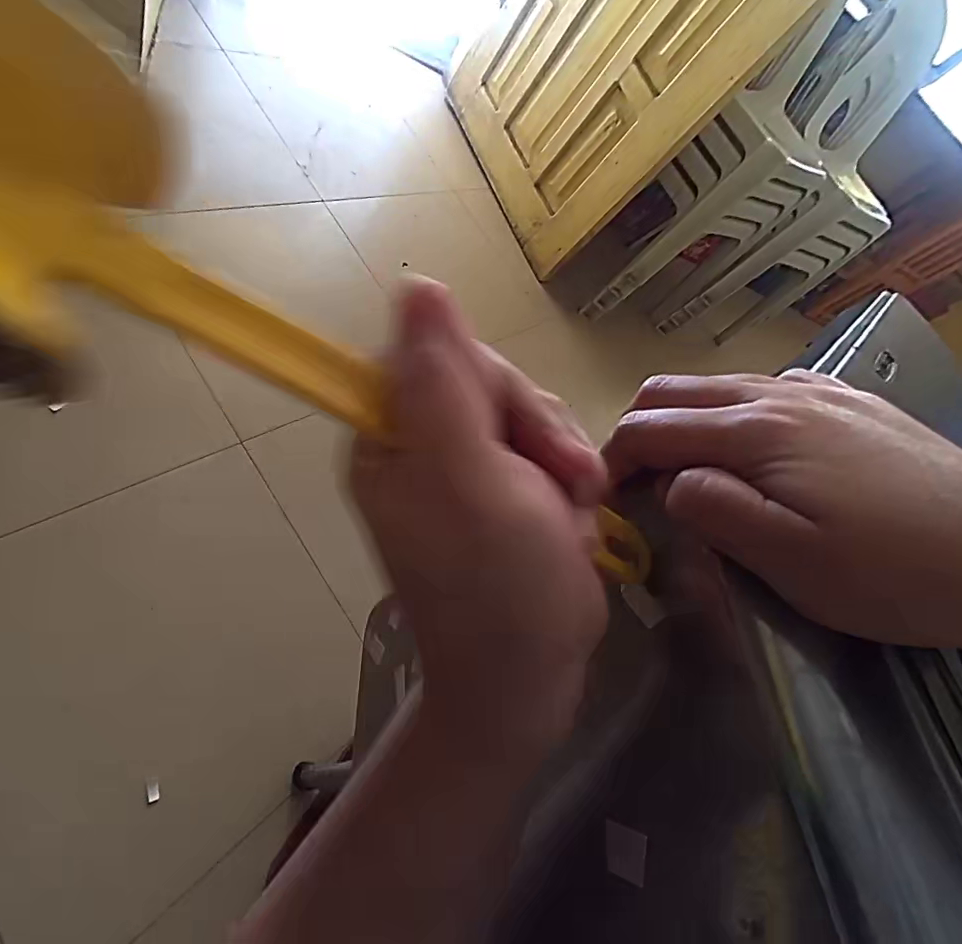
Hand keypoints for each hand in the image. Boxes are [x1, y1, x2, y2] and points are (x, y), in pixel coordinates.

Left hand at [350, 279, 608, 754]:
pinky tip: (570, 521)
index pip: (438, 354)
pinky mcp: (508, 485)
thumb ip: (441, 382)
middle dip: (539, 428)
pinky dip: (570, 480)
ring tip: (567, 513)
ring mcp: (468, 466)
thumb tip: (418, 286)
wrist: (530, 674)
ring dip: (562, 458)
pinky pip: (549, 446)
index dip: (491, 383)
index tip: (517, 430)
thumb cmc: (498, 585)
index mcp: (391, 436)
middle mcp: (423, 443)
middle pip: (491, 381)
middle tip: (564, 482)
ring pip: (530, 412)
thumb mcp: (468, 478)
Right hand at [603, 370, 961, 657]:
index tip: (610, 500)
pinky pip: (769, 388)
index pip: (652, 426)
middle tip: (639, 486)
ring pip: (721, 385)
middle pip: (677, 391)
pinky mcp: (855, 403)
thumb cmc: (896, 574)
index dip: (616, 459)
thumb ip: (715, 512)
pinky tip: (756, 448)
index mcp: (756, 431)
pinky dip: (733, 411)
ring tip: (690, 469)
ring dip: (686, 420)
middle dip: (640, 431)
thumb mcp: (792, 562)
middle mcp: (781, 394)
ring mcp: (823, 392)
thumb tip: (670, 482)